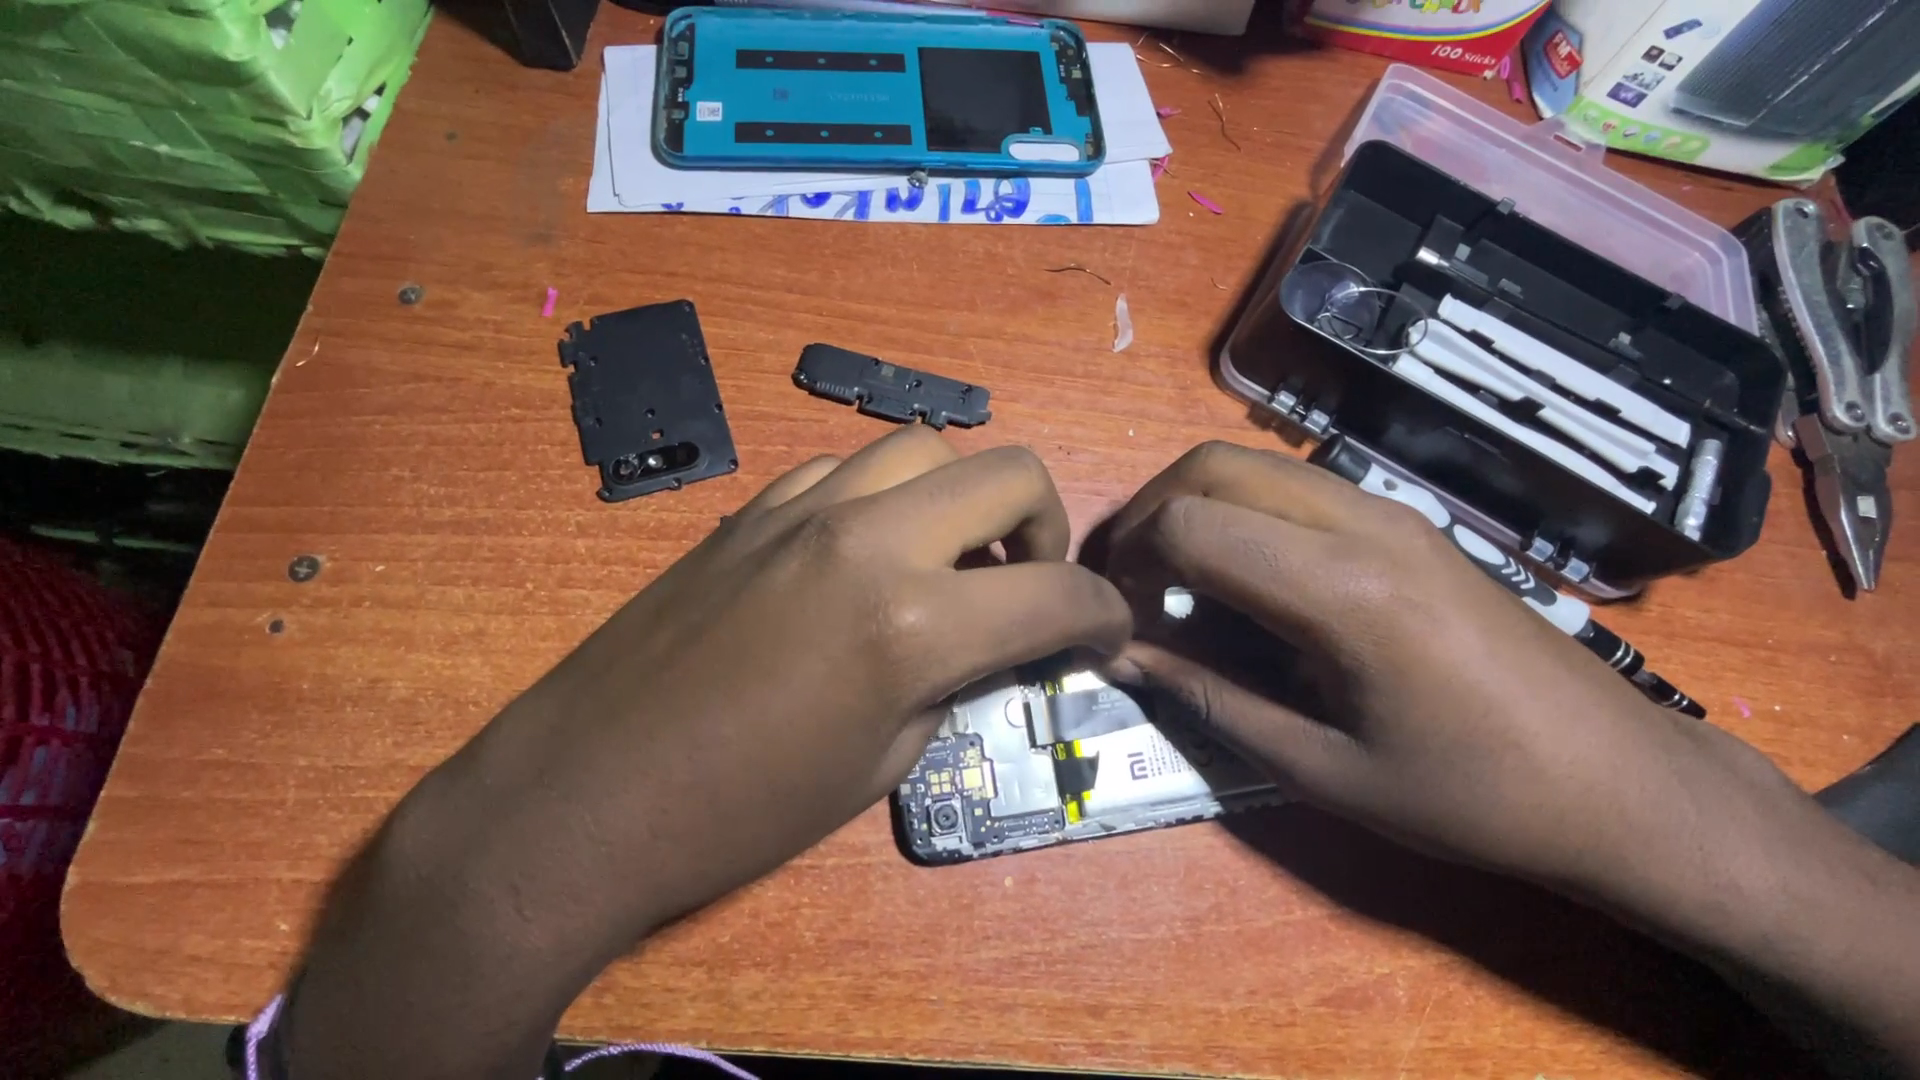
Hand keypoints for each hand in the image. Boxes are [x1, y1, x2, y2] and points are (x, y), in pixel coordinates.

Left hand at [430, 424, 1132, 939]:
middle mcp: (870, 538)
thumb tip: (994, 642)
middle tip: (1028, 583)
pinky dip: (882, 498)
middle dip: (1046, 525)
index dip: (1101, 613)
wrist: (585, 794)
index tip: (1104, 632)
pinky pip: (845, 469)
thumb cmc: (742, 812)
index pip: (1057, 592)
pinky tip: (862, 553)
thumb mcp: (882, 762)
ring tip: (947, 558)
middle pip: (1009, 471)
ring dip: (961, 497)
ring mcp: (804, 508)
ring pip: (923, 448)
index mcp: (914, 622)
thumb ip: (955, 680)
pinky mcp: (752, 508)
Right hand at [1100, 442, 1919, 1070]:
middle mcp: (1362, 522)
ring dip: (1189, 506)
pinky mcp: (1403, 519)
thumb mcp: (1318, 768)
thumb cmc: (1467, 795)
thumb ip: (1207, 697)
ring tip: (1167, 578)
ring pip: (1250, 465)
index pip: (1190, 525)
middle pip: (1211, 467)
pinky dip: (1236, 511)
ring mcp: (1388, 510)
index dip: (1128, 564)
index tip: (1114, 616)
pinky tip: (1237, 576)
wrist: (1618, 782)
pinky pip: (1290, 485)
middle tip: (1124, 583)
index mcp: (1342, 589)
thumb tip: (1119, 653)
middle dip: (1144, 514)